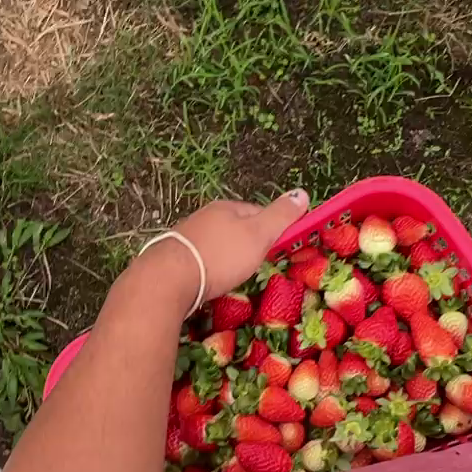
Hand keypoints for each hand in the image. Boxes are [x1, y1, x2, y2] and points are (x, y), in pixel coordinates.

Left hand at [129, 191, 311, 316]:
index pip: (257, 212)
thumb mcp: (258, 235)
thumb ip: (281, 216)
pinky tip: (211, 278)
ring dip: (227, 255)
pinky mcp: (174, 255)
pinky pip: (201, 257)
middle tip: (257, 264)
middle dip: (247, 243)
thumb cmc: (221, 256)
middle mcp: (205, 216)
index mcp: (227, 208)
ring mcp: (187, 235)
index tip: (279, 247)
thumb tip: (302, 193)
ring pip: (217, 242)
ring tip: (234, 274)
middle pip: (235, 227)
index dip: (271, 229)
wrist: (169, 278)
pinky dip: (210, 266)